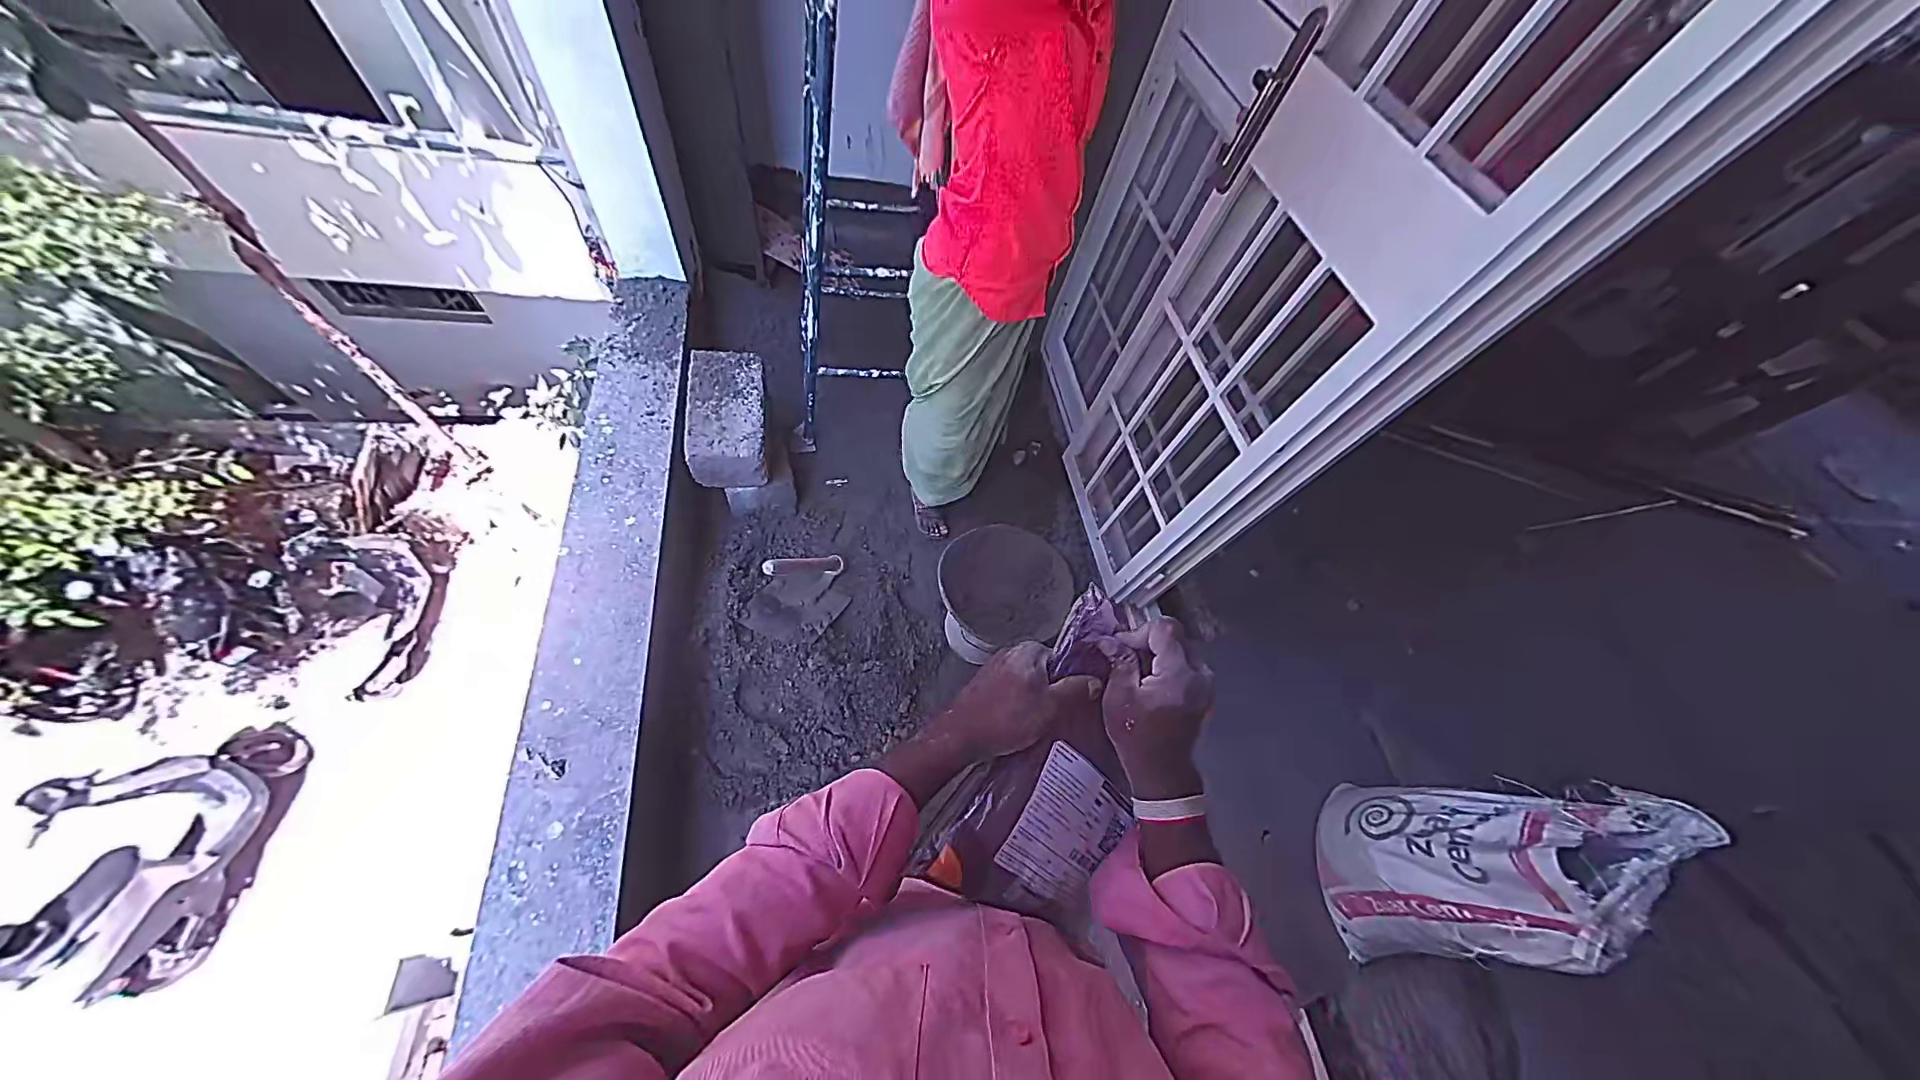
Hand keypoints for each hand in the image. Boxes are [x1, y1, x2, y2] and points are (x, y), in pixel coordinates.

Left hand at [931, 641, 1102, 760]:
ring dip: (1035, 702)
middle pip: (1048, 671)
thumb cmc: (1002, 720)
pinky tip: (1018, 725)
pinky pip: (1013, 693)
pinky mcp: (986, 685)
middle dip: (1054, 693)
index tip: (1076, 700)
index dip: (1074, 681)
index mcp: (1029, 649)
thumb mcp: (1050, 707)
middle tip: (1056, 716)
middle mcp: (1011, 652)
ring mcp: (997, 668)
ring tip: (1035, 724)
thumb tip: (1094, 681)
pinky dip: (1018, 707)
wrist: (959, 737)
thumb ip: (1075, 690)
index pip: (1066, 658)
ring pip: (1030, 684)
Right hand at [1098, 617, 1212, 798]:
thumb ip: (1120, 662)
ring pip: (1179, 649)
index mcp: (1180, 674)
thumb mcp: (1119, 697)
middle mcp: (1199, 675)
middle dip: (1146, 642)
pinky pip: (1184, 665)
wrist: (1162, 770)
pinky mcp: (1203, 692)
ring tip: (1135, 672)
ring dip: (1155, 654)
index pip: (1164, 629)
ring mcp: (1205, 684)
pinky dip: (1165, 666)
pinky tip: (1149, 683)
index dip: (1138, 632)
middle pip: (1174, 637)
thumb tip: (1111, 640)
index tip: (1120, 646)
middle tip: (1123, 657)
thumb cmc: (1138, 738)